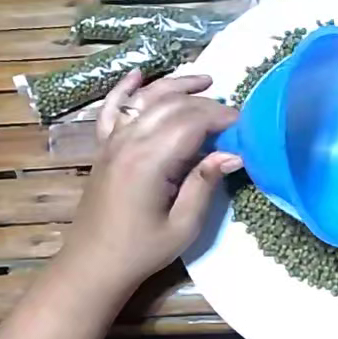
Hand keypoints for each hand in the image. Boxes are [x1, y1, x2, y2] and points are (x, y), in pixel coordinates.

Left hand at [53, 71, 242, 291]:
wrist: (93, 264)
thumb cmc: (141, 250)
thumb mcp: (183, 225)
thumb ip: (205, 183)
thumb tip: (233, 153)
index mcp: (149, 161)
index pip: (191, 122)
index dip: (221, 117)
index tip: (244, 125)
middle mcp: (128, 141)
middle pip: (171, 105)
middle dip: (206, 104)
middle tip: (232, 116)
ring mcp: (112, 141)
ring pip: (145, 99)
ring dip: (175, 86)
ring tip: (205, 81)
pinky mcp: (103, 147)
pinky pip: (112, 108)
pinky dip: (125, 89)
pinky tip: (138, 75)